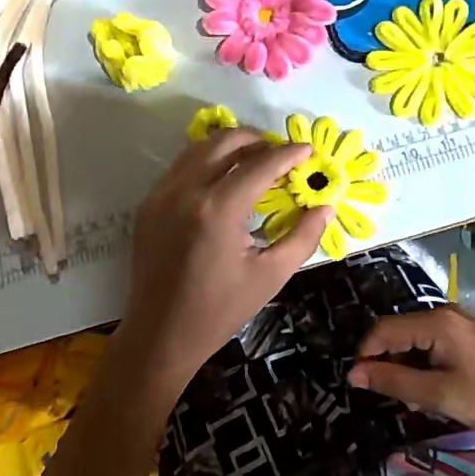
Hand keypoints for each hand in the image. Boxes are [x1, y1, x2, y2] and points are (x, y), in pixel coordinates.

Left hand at [118, 128, 333, 385]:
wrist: (161, 335)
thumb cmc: (220, 310)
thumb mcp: (271, 276)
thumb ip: (303, 237)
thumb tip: (325, 207)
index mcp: (217, 210)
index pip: (259, 165)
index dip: (288, 154)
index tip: (308, 150)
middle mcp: (185, 191)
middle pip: (226, 141)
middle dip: (258, 140)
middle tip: (281, 153)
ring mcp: (161, 194)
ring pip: (200, 148)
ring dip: (231, 147)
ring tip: (256, 160)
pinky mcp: (148, 204)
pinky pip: (182, 167)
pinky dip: (207, 161)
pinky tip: (224, 179)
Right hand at [349, 306, 474, 440]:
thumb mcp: (441, 396)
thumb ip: (395, 382)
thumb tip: (354, 374)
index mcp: (438, 322)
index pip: (384, 329)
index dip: (366, 354)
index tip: (358, 385)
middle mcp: (447, 313)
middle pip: (400, 330)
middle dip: (385, 359)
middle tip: (385, 394)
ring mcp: (463, 322)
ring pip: (417, 337)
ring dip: (405, 363)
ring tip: (410, 396)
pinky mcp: (473, 336)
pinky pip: (435, 342)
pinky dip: (424, 362)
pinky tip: (433, 387)